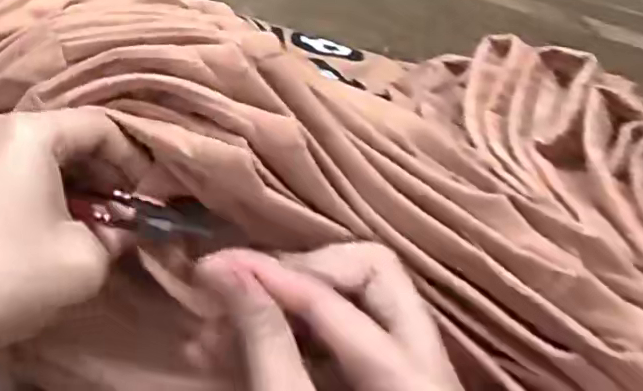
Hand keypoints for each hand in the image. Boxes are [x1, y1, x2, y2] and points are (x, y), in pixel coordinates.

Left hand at [0, 109, 147, 389]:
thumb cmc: (16, 270)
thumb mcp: (86, 255)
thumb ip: (118, 230)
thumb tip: (128, 222)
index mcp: (30, 129)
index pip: (99, 124)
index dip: (134, 160)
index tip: (155, 200)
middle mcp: (6, 123)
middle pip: (73, 133)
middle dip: (109, 171)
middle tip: (135, 215)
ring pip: (53, 150)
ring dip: (85, 182)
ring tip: (108, 224)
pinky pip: (31, 163)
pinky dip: (58, 186)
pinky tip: (73, 222)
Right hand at [196, 244, 461, 390]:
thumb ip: (264, 340)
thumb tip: (220, 265)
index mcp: (417, 381)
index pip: (333, 295)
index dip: (266, 271)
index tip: (208, 264)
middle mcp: (433, 369)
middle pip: (373, 271)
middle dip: (298, 270)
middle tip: (244, 284)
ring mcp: (419, 379)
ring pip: (360, 301)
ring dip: (287, 301)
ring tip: (224, 320)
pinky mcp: (393, 390)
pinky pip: (350, 338)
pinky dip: (296, 332)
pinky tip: (243, 345)